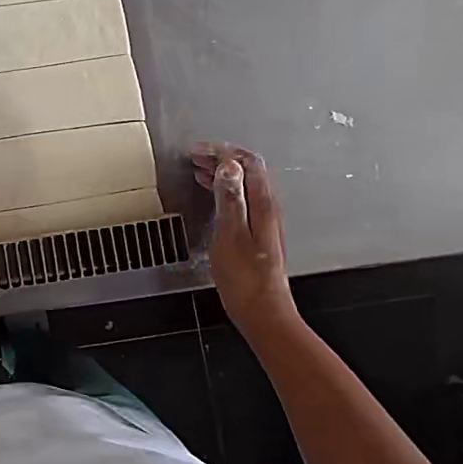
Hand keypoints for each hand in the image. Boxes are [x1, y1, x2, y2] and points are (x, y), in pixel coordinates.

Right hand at [192, 142, 295, 329]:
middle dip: (221, 158)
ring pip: (243, 184)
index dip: (223, 150)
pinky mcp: (257, 233)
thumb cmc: (245, 279)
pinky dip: (224, 190)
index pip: (247, 162)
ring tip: (199, 170)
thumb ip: (230, 198)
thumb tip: (228, 165)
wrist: (263, 313)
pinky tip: (212, 196)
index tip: (198, 150)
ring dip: (222, 173)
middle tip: (195, 157)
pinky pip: (240, 199)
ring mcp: (264, 220)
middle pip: (247, 170)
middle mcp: (267, 208)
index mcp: (262, 204)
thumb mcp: (231, 234)